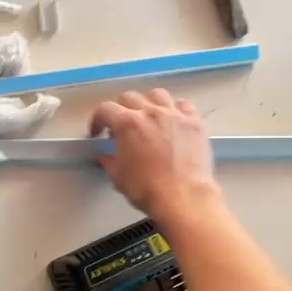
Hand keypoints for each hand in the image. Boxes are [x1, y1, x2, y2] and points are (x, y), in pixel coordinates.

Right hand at [89, 89, 218, 219]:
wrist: (183, 195)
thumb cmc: (145, 188)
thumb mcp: (118, 177)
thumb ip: (109, 160)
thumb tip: (105, 155)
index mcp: (127, 124)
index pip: (105, 110)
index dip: (97, 121)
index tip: (97, 133)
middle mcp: (150, 112)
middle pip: (130, 97)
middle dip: (120, 110)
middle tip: (120, 127)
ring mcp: (174, 114)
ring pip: (157, 95)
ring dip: (147, 104)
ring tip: (148, 119)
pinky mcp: (194, 121)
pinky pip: (182, 105)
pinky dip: (173, 110)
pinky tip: (171, 123)